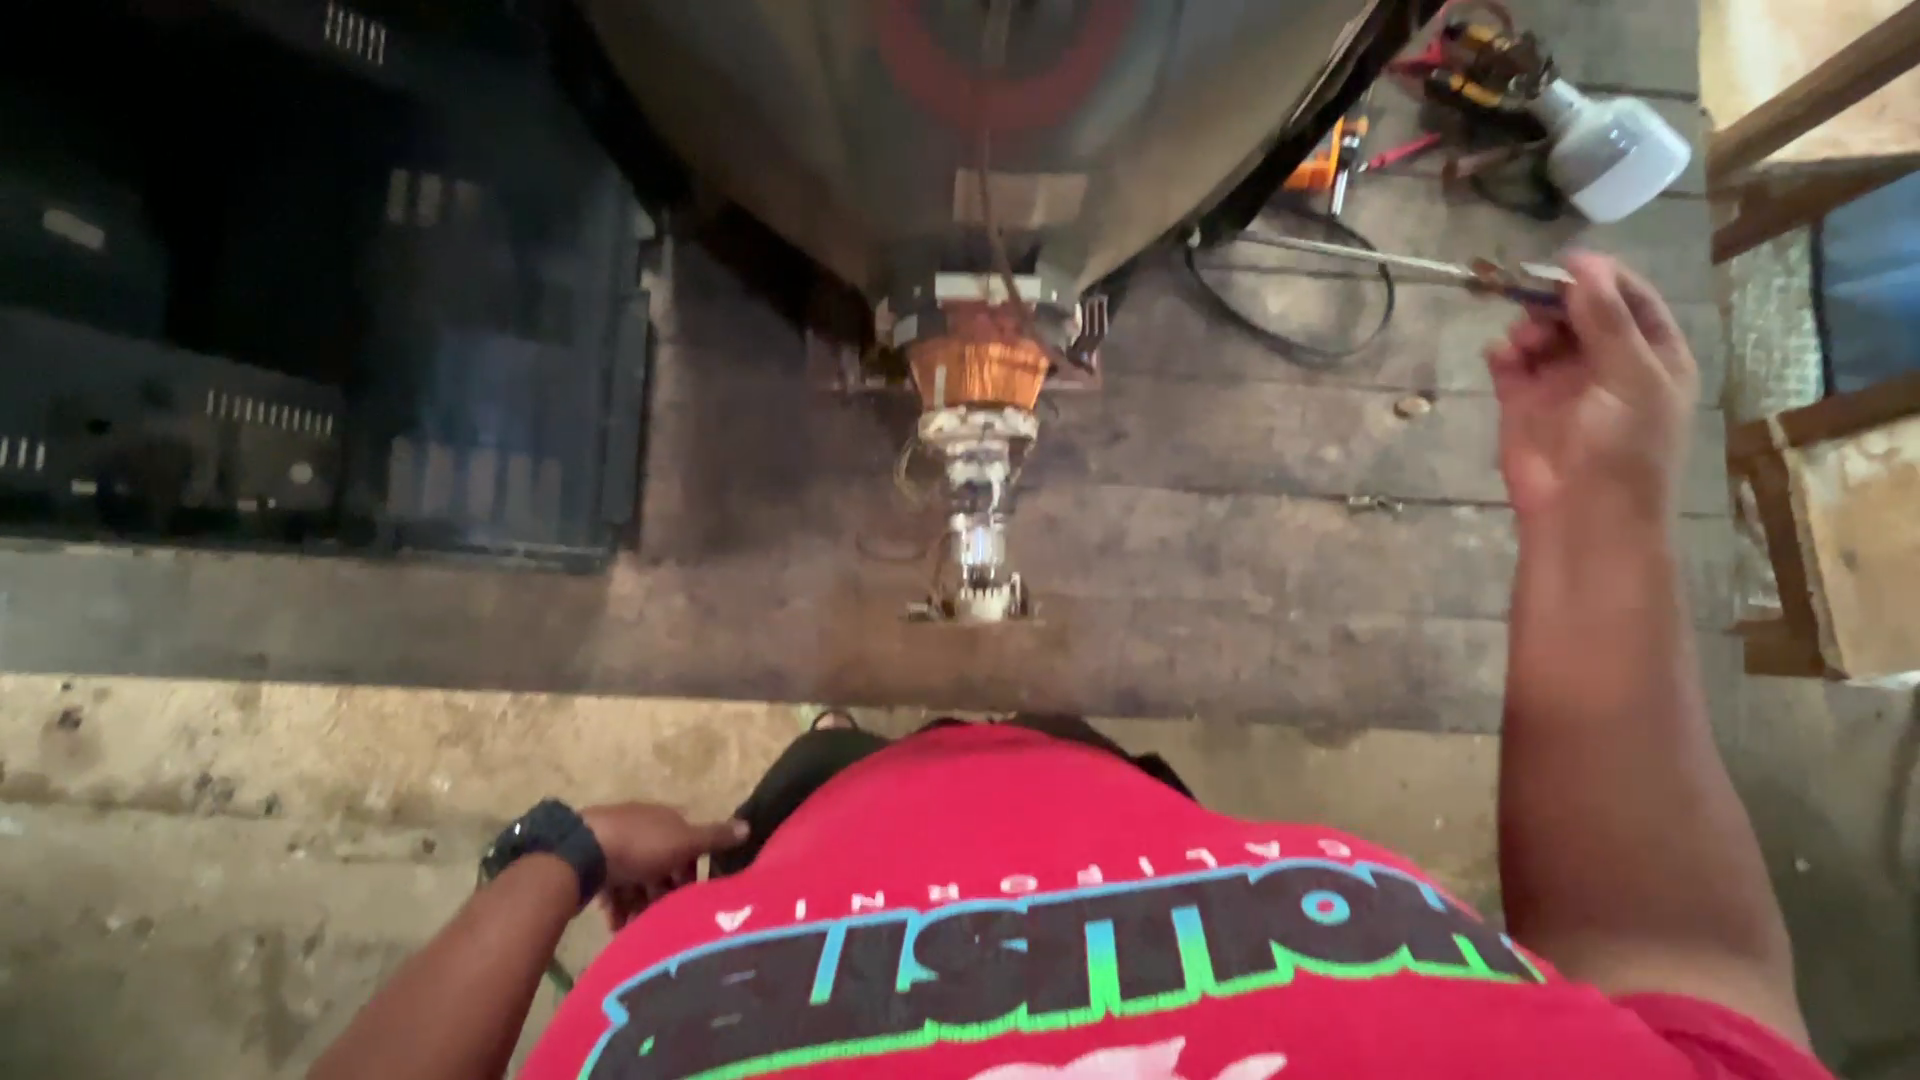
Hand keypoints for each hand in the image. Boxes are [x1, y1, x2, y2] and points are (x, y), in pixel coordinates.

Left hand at [581, 802, 747, 929]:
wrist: (583, 850)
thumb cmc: (642, 846)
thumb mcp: (685, 842)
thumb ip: (714, 838)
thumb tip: (749, 826)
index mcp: (668, 820)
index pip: (689, 844)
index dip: (693, 870)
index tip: (693, 896)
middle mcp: (645, 829)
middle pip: (662, 864)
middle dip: (665, 893)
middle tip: (666, 918)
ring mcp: (617, 846)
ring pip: (637, 880)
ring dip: (641, 906)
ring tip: (641, 930)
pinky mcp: (594, 865)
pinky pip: (613, 889)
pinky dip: (619, 908)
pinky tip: (618, 927)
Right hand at [1485, 254, 1697, 523]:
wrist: (1583, 511)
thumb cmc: (1625, 446)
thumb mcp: (1631, 376)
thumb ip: (1607, 321)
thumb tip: (1584, 267)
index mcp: (1652, 355)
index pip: (1630, 300)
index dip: (1601, 277)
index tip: (1566, 261)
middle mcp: (1607, 363)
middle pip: (1580, 313)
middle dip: (1555, 300)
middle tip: (1529, 294)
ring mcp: (1562, 382)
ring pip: (1542, 335)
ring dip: (1529, 328)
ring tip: (1521, 340)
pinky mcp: (1521, 402)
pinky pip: (1510, 365)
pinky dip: (1503, 354)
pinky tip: (1501, 355)